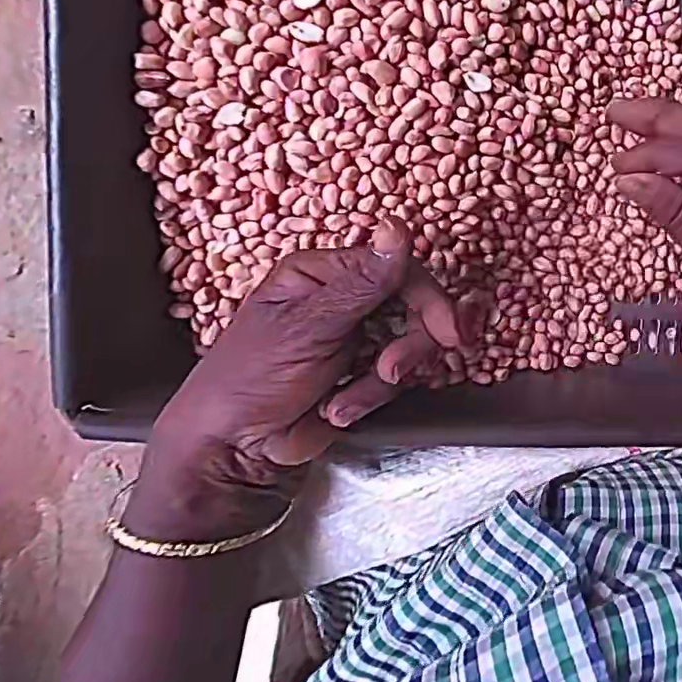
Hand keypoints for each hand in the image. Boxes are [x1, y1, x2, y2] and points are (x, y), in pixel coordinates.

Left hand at [128, 217, 470, 541]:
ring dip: (382, 380)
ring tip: (346, 400)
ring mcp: (356, 336)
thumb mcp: (308, 328)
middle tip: (390, 373)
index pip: (397, 269)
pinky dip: (371, 397)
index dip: (428, 300)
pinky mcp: (363, 372)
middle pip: (412, 308)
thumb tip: (399, 229)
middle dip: (406, 346)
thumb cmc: (251, 379)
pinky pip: (396, 378)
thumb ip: (362, 284)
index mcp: (323, 274)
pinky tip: (337, 409)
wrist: (232, 452)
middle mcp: (345, 298)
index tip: (449, 332)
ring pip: (409, 346)